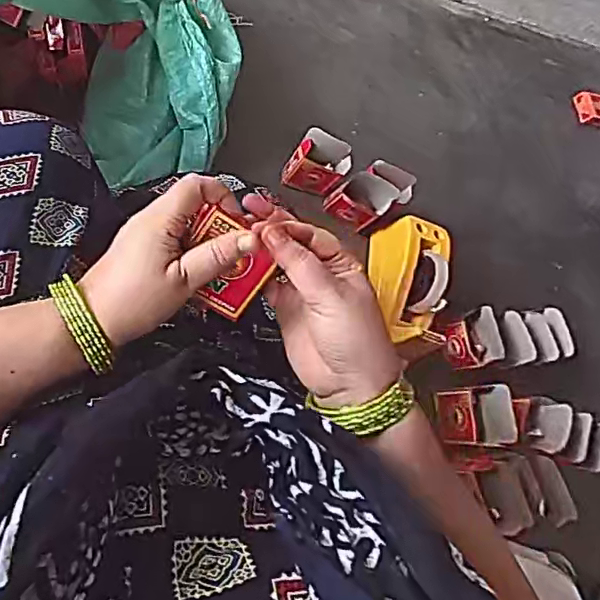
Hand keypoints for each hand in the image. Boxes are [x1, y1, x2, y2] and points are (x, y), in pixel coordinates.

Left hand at [78, 175, 254, 345]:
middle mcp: (151, 218)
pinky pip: (176, 239)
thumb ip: (218, 256)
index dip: (224, 197)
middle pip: (196, 205)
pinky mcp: (143, 247)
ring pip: (189, 224)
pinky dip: (192, 253)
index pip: (198, 184)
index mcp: (160, 218)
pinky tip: (196, 278)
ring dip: (208, 244)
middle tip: (231, 254)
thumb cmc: (130, 301)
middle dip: (220, 227)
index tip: (236, 225)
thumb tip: (249, 238)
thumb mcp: (184, 281)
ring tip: (215, 271)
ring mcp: (146, 232)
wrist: (92, 319)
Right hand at [256, 220, 405, 406]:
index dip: (284, 225)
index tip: (262, 221)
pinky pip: (265, 284)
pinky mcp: (285, 308)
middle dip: (268, 226)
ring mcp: (301, 290)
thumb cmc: (361, 343)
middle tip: (246, 212)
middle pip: (289, 241)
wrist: (350, 387)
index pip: (307, 233)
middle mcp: (319, 272)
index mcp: (339, 262)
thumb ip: (299, 263)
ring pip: (275, 260)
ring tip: (239, 234)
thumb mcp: (331, 294)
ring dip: (258, 248)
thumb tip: (275, 234)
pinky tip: (242, 265)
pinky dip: (252, 274)